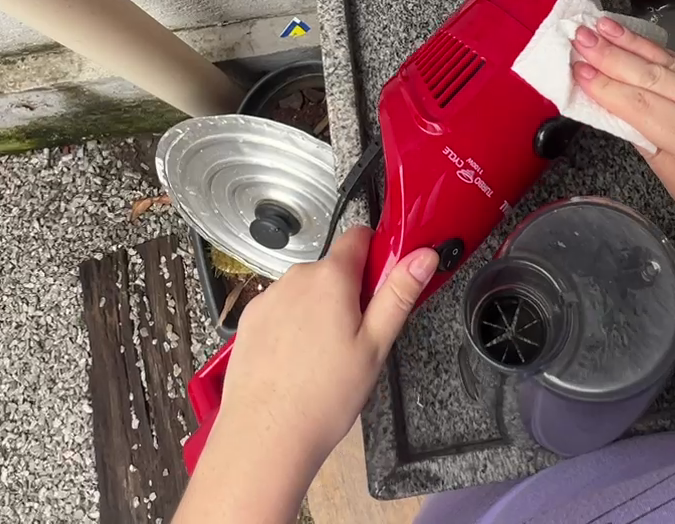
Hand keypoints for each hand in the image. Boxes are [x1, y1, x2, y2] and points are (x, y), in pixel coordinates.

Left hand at [204, 228, 437, 479]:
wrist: (263, 438)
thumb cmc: (323, 397)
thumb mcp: (376, 345)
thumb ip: (400, 293)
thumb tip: (423, 256)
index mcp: (332, 277)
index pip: (358, 236)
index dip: (376, 253)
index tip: (383, 281)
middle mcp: (297, 277)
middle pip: (334, 267)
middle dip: (349, 290)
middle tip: (358, 335)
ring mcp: (270, 297)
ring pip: (307, 289)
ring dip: (320, 307)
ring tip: (325, 355)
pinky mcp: (251, 318)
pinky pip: (282, 308)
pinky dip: (292, 324)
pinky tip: (298, 360)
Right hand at [571, 16, 674, 254]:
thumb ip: (653, 150)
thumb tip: (620, 115)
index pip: (645, 109)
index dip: (608, 88)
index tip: (577, 69)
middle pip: (655, 78)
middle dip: (612, 55)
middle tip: (579, 36)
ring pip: (671, 63)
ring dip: (631, 43)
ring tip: (600, 26)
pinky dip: (657, 52)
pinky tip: (632, 39)